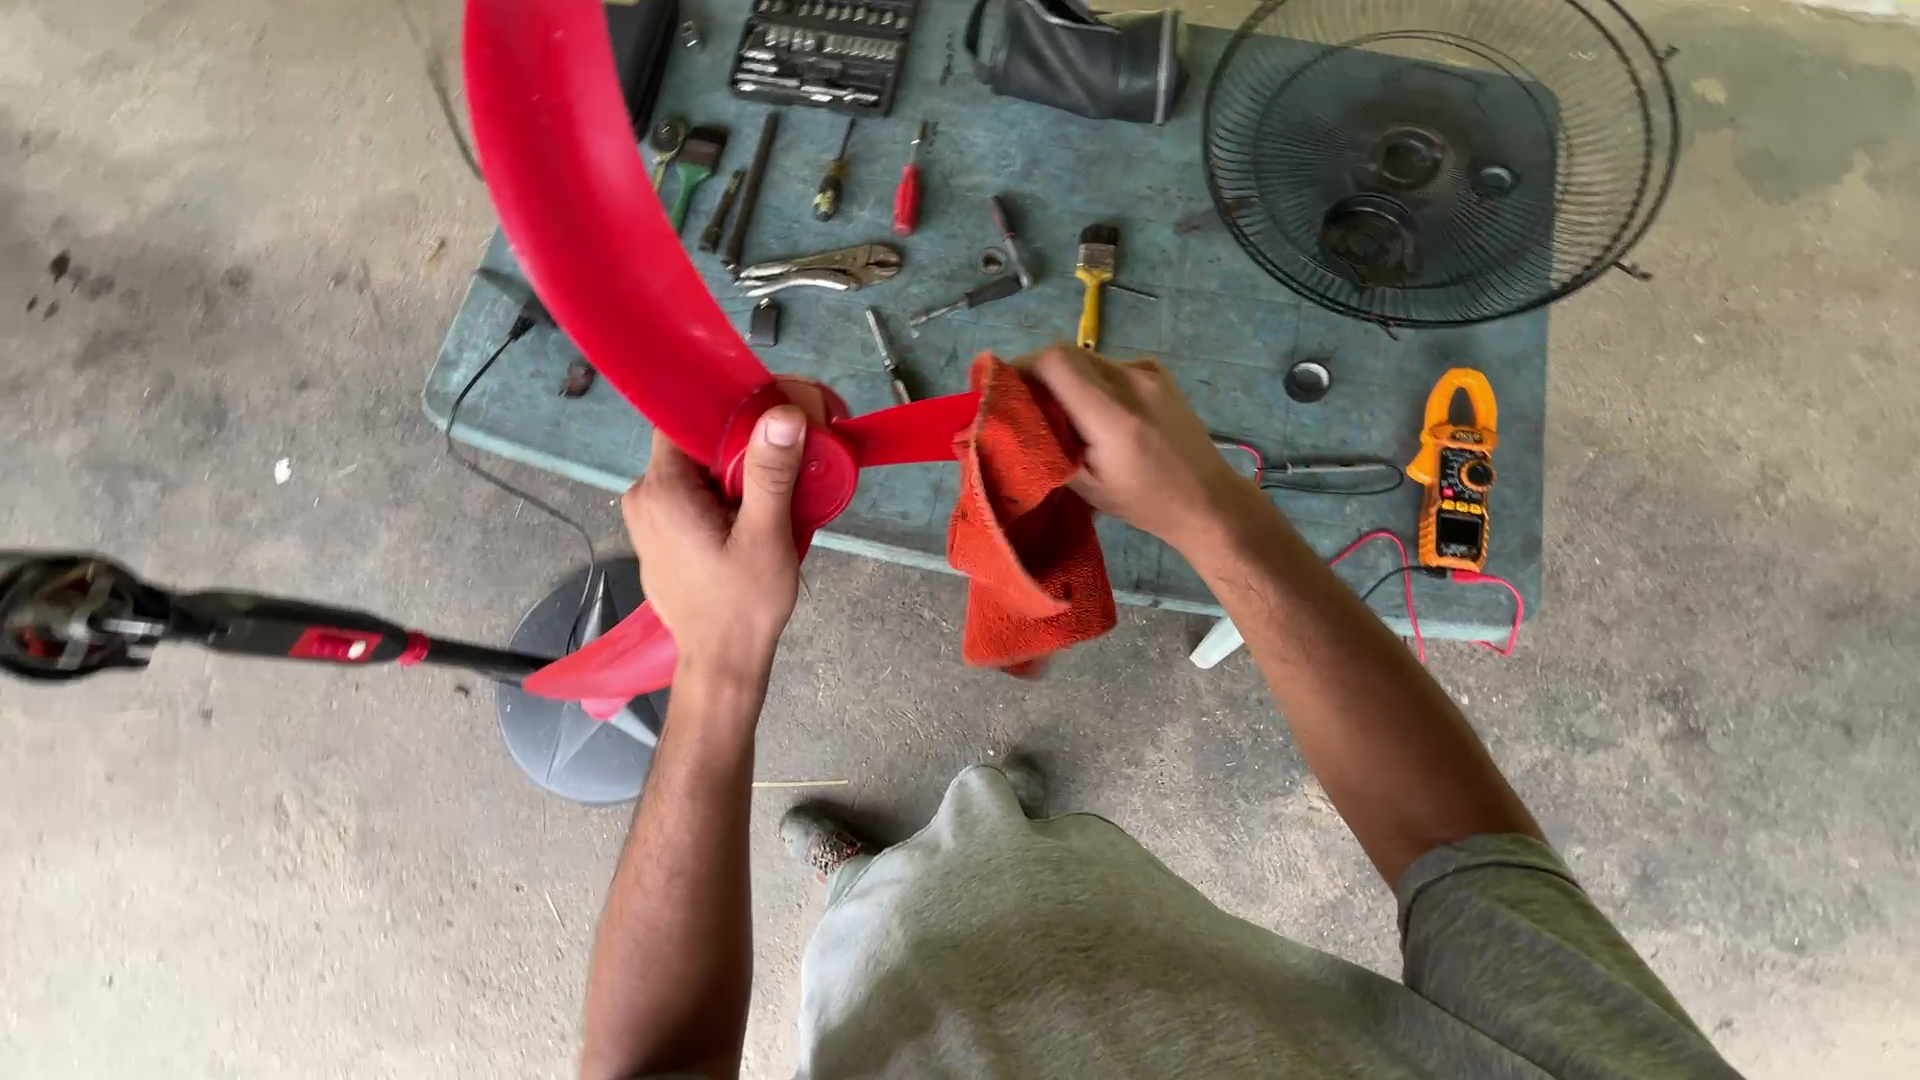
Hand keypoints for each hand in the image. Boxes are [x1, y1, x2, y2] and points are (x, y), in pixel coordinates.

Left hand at [622, 407, 807, 686]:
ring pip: (693, 475)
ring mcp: (646, 522)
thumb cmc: (743, 602)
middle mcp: (642, 498)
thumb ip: (769, 472)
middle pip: (691, 448)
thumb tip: (782, 414)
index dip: (726, 416)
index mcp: (661, 489)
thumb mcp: (765, 534)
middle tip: (782, 464)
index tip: (767, 422)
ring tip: (771, 495)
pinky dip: (719, 501)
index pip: (683, 421)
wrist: (722, 662)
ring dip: (731, 478)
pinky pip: (689, 501)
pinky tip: (751, 519)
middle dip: (736, 451)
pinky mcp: (659, 541)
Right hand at [1030, 346, 1263, 559]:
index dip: (1022, 367)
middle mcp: (1133, 383)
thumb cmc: (1145, 503)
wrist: (1207, 499)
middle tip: (1024, 403)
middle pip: (1068, 353)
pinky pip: (1108, 365)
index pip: (1056, 362)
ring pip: (1087, 358)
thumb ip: (1048, 450)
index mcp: (1114, 417)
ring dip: (1064, 376)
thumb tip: (1011, 425)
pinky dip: (1090, 380)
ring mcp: (1149, 373)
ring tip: (1058, 411)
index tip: (1004, 389)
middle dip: (1038, 372)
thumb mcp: (1087, 487)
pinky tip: (1093, 411)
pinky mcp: (1156, 372)